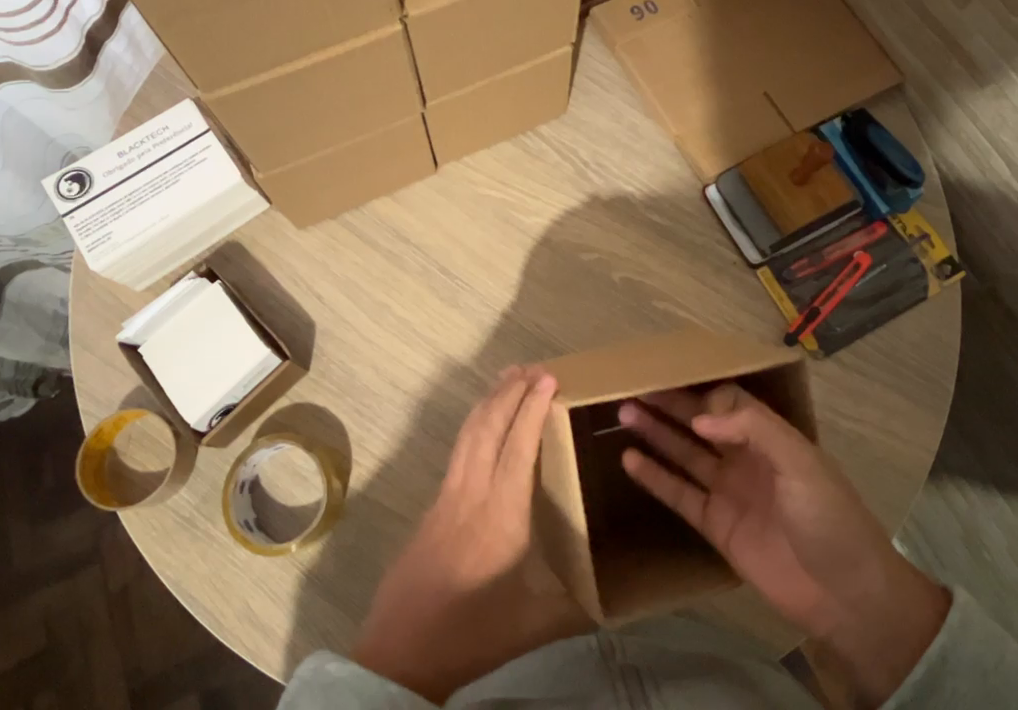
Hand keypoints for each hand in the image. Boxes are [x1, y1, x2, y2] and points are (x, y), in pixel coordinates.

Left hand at [352, 367, 588, 701]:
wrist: (401, 650)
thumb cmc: (473, 632)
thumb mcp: (535, 623)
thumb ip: (576, 607)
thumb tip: (616, 601)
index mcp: (502, 514)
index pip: (519, 445)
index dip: (533, 408)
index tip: (549, 378)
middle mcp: (472, 494)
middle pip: (488, 427)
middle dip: (509, 391)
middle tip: (531, 367)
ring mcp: (447, 498)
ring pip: (467, 435)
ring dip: (488, 402)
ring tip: (506, 378)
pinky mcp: (433, 509)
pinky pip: (458, 452)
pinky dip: (475, 426)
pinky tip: (482, 428)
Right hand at [620, 384, 950, 707]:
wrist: (846, 596)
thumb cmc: (831, 519)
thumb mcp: (801, 463)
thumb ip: (754, 429)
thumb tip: (699, 416)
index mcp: (772, 439)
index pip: (729, 403)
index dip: (700, 393)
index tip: (669, 383)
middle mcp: (747, 459)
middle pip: (701, 424)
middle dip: (669, 405)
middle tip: (632, 389)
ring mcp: (729, 492)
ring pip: (685, 454)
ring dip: (656, 434)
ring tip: (623, 414)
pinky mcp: (716, 526)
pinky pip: (679, 495)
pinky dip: (655, 477)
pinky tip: (630, 459)